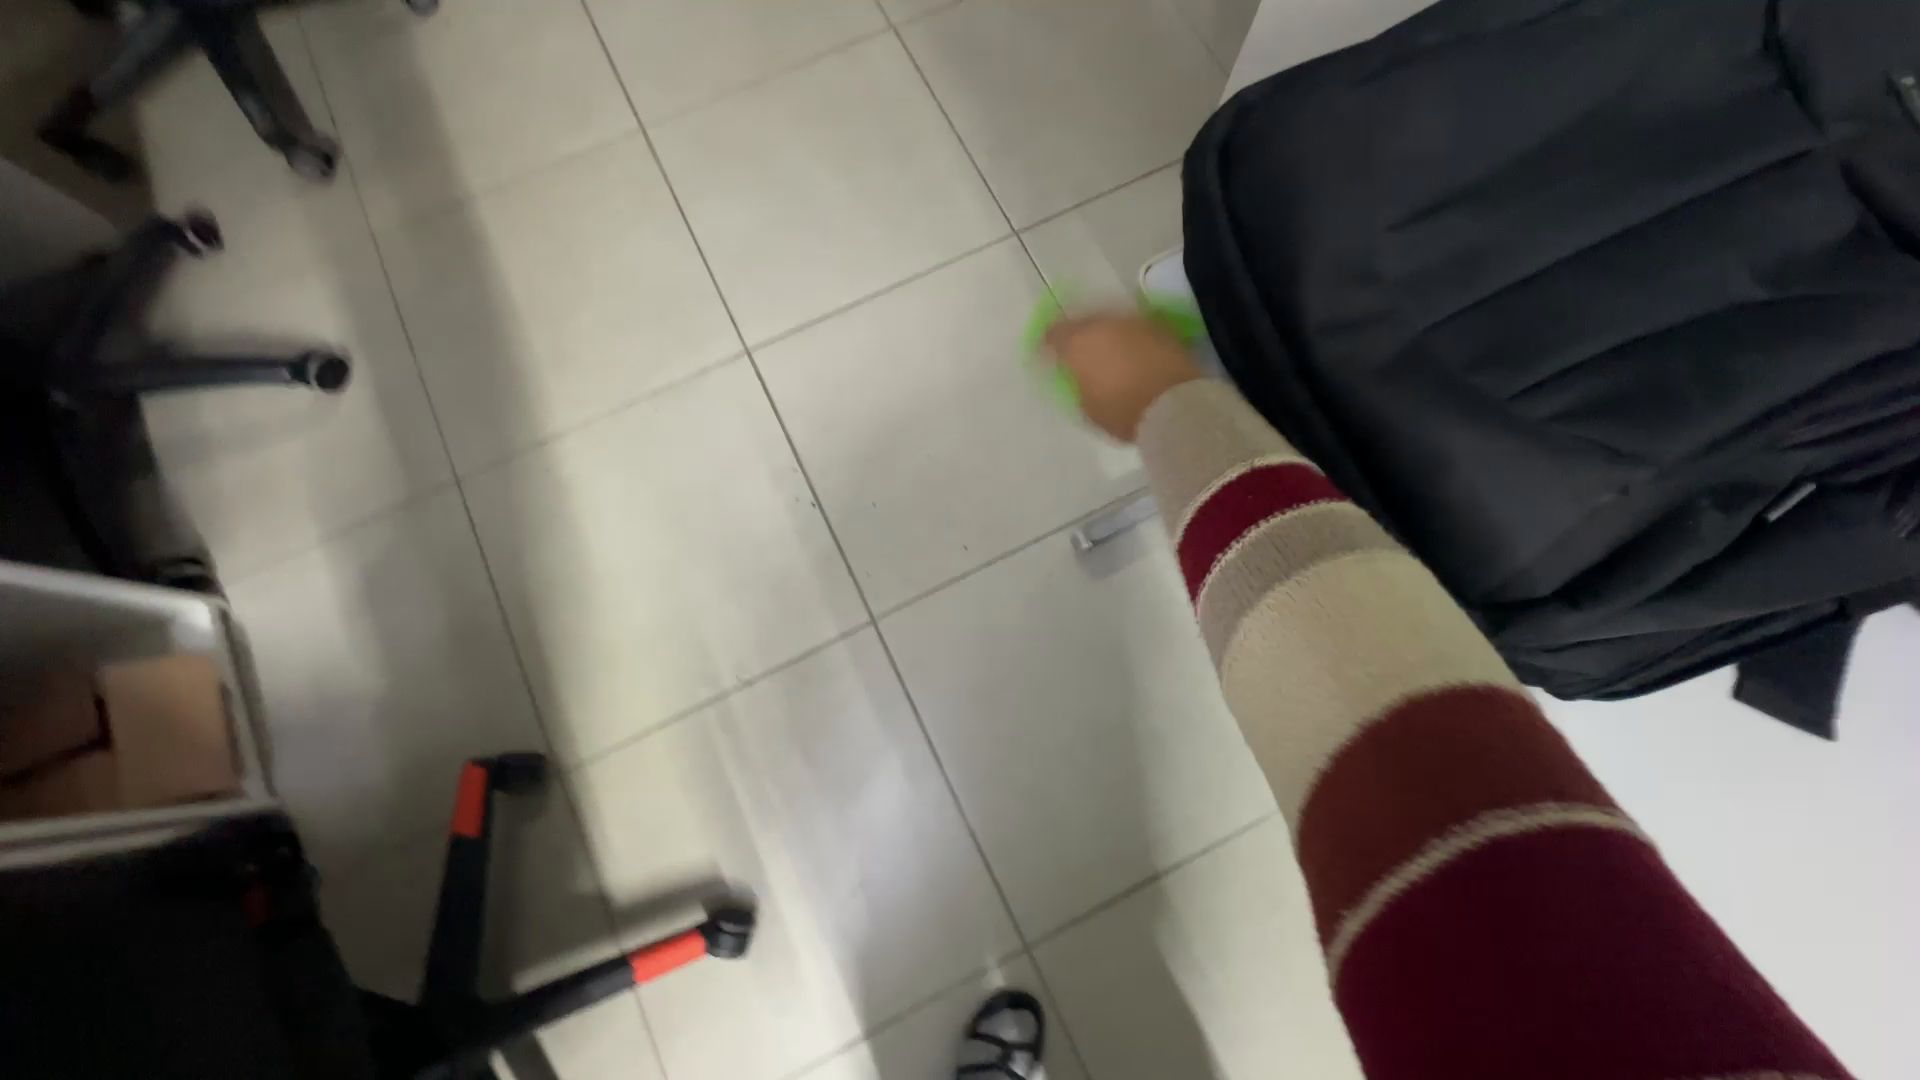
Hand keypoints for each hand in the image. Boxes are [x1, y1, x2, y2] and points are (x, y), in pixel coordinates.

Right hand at [1043, 311, 1203, 442]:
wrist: (1175, 406)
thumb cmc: (1123, 412)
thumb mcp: (1087, 406)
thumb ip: (1077, 384)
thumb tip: (1078, 374)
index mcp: (1079, 342)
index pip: (1053, 334)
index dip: (1047, 344)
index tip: (1045, 354)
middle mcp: (1105, 323)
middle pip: (1084, 322)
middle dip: (1078, 334)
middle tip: (1078, 351)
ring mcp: (1135, 322)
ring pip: (1112, 322)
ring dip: (1107, 334)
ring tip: (1108, 352)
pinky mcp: (1161, 327)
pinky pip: (1136, 329)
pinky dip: (1130, 339)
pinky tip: (1131, 353)